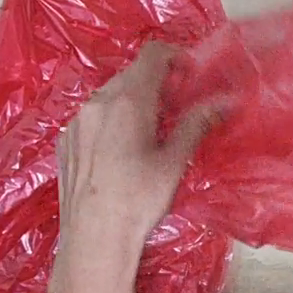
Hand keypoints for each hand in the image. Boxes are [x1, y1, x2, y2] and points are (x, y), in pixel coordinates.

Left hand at [50, 42, 223, 292]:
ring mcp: (76, 121)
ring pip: (111, 95)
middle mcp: (97, 102)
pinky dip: (114, 119)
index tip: (193, 75)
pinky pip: (94, 116)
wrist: (95, 237)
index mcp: (127, 101)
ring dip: (137, 100)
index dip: (177, 57)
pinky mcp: (65, 141)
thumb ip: (198, 123)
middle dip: (159, 81)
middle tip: (182, 105)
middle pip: (132, 73)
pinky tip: (126, 148)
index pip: (152, 55)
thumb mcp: (175, 161)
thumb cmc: (140, 199)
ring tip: (155, 129)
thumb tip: (227, 101)